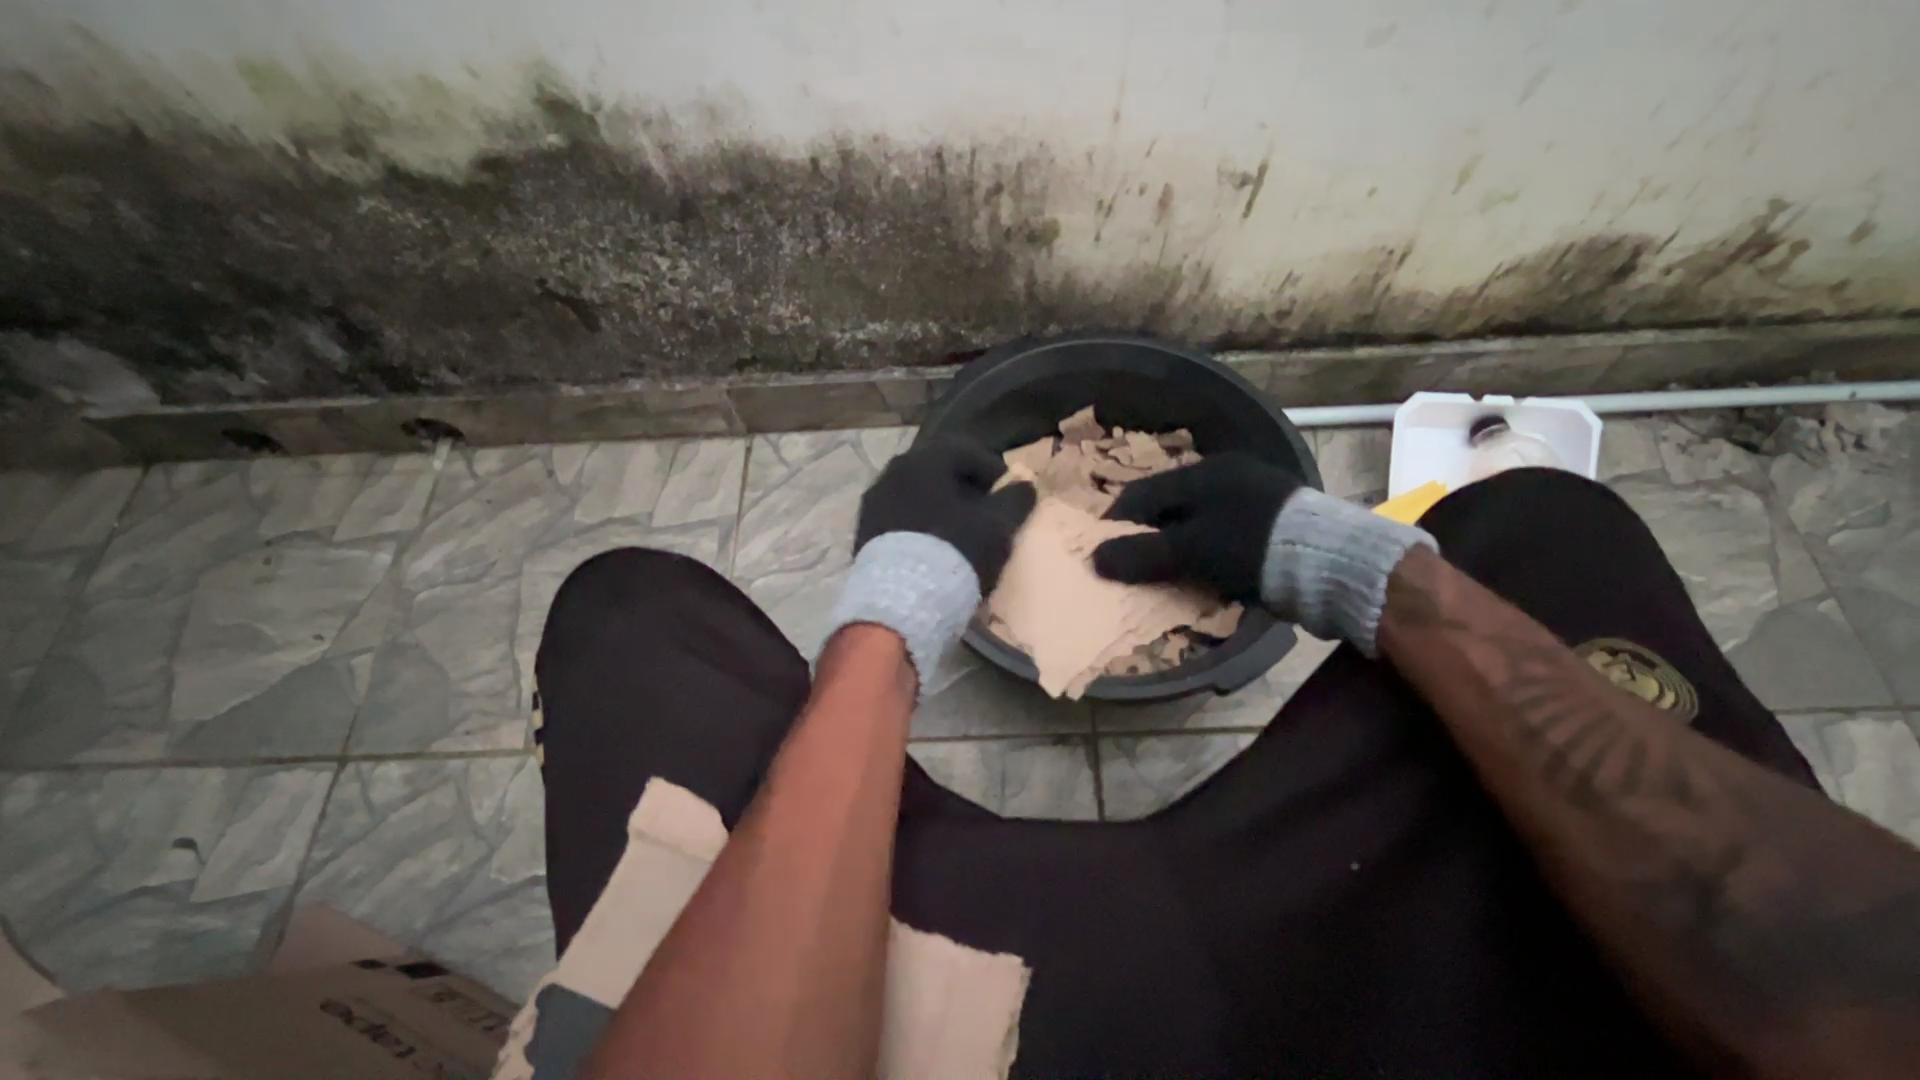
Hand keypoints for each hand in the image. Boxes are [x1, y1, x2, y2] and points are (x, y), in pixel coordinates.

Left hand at [824, 438, 1037, 686]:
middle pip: (938, 472)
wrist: (901, 600)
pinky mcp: (863, 533)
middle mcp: (893, 472)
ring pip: (916, 496)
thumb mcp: (997, 525)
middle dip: (965, 488)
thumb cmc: (954, 550)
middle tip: (987, 511)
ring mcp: (873, 503)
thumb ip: (1015, 499)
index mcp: (924, 460)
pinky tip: (934, 550)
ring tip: (962, 533)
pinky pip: (900, 519)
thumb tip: (1025, 485)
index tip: (1009, 491)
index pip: (966, 451)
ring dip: (940, 508)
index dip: (993, 470)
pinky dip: (920, 527)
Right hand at [1093, 452, 1434, 654]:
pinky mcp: (1281, 517)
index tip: (1104, 551)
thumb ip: (1141, 554)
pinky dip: (1210, 548)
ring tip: (1171, 571)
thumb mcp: (1189, 551)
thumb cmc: (1251, 547)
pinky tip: (1211, 570)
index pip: (1142, 494)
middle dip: (1150, 533)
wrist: (1333, 562)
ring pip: (1201, 516)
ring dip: (1181, 542)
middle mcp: (1229, 473)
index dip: (1117, 524)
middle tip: (1136, 565)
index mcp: (1204, 471)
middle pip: (1171, 503)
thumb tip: (1095, 559)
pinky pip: (1228, 529)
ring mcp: (1258, 493)